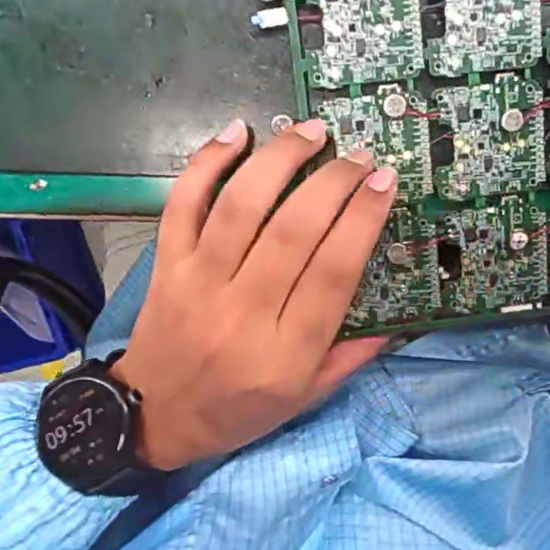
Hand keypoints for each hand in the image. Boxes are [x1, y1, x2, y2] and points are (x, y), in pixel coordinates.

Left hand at [111, 118, 397, 469]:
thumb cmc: (234, 410)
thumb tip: (396, 319)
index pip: (333, 273)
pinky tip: (236, 134)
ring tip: (310, 133)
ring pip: (240, 208)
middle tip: (358, 156)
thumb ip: (348, 359)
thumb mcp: (301, 400)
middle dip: (333, 183)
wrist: (154, 417)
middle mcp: (243, 312)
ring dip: (279, 161)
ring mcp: (199, 283)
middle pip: (293, 232)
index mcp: (285, 352)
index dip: (363, 219)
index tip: (383, 182)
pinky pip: (183, 205)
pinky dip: (206, 164)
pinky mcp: (166, 266)